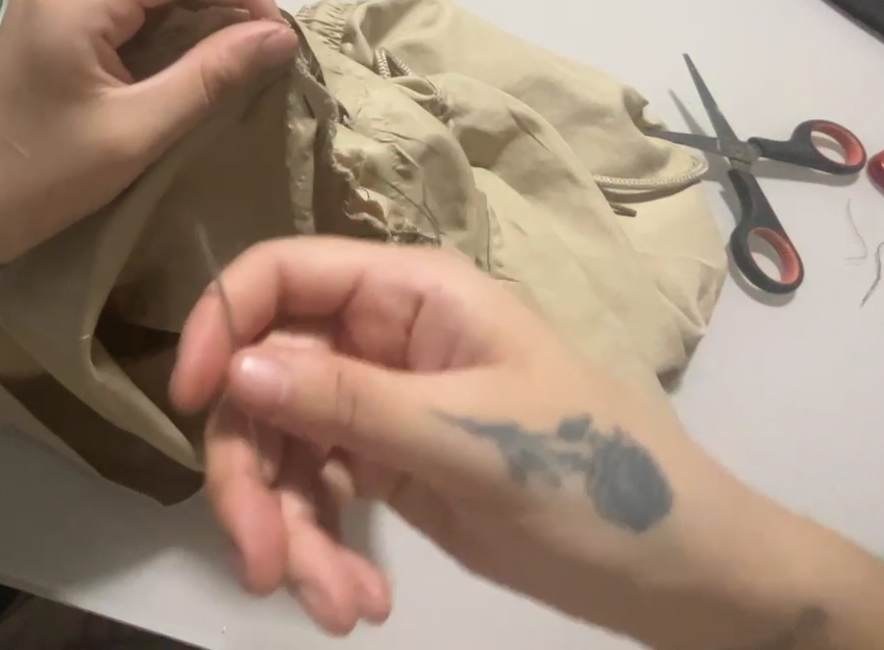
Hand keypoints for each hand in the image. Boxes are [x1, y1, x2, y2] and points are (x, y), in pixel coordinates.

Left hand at [0, 0, 296, 267]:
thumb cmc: (50, 179)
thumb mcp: (138, 134)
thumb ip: (210, 77)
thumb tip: (280, 35)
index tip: (273, 34)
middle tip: (252, 48)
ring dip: (190, 5)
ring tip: (219, 55)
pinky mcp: (46, 2)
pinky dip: (156, 14)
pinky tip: (172, 53)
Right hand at [169, 238, 815, 646]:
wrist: (693, 584)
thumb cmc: (604, 481)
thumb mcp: (475, 441)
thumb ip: (350, 402)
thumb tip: (235, 373)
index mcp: (404, 294)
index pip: (280, 275)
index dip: (222, 322)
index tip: (190, 399)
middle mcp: (374, 336)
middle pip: (264, 379)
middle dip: (253, 472)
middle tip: (260, 562)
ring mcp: (372, 400)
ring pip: (280, 445)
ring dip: (287, 527)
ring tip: (332, 607)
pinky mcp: (377, 460)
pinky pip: (313, 491)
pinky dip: (319, 548)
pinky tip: (360, 602)